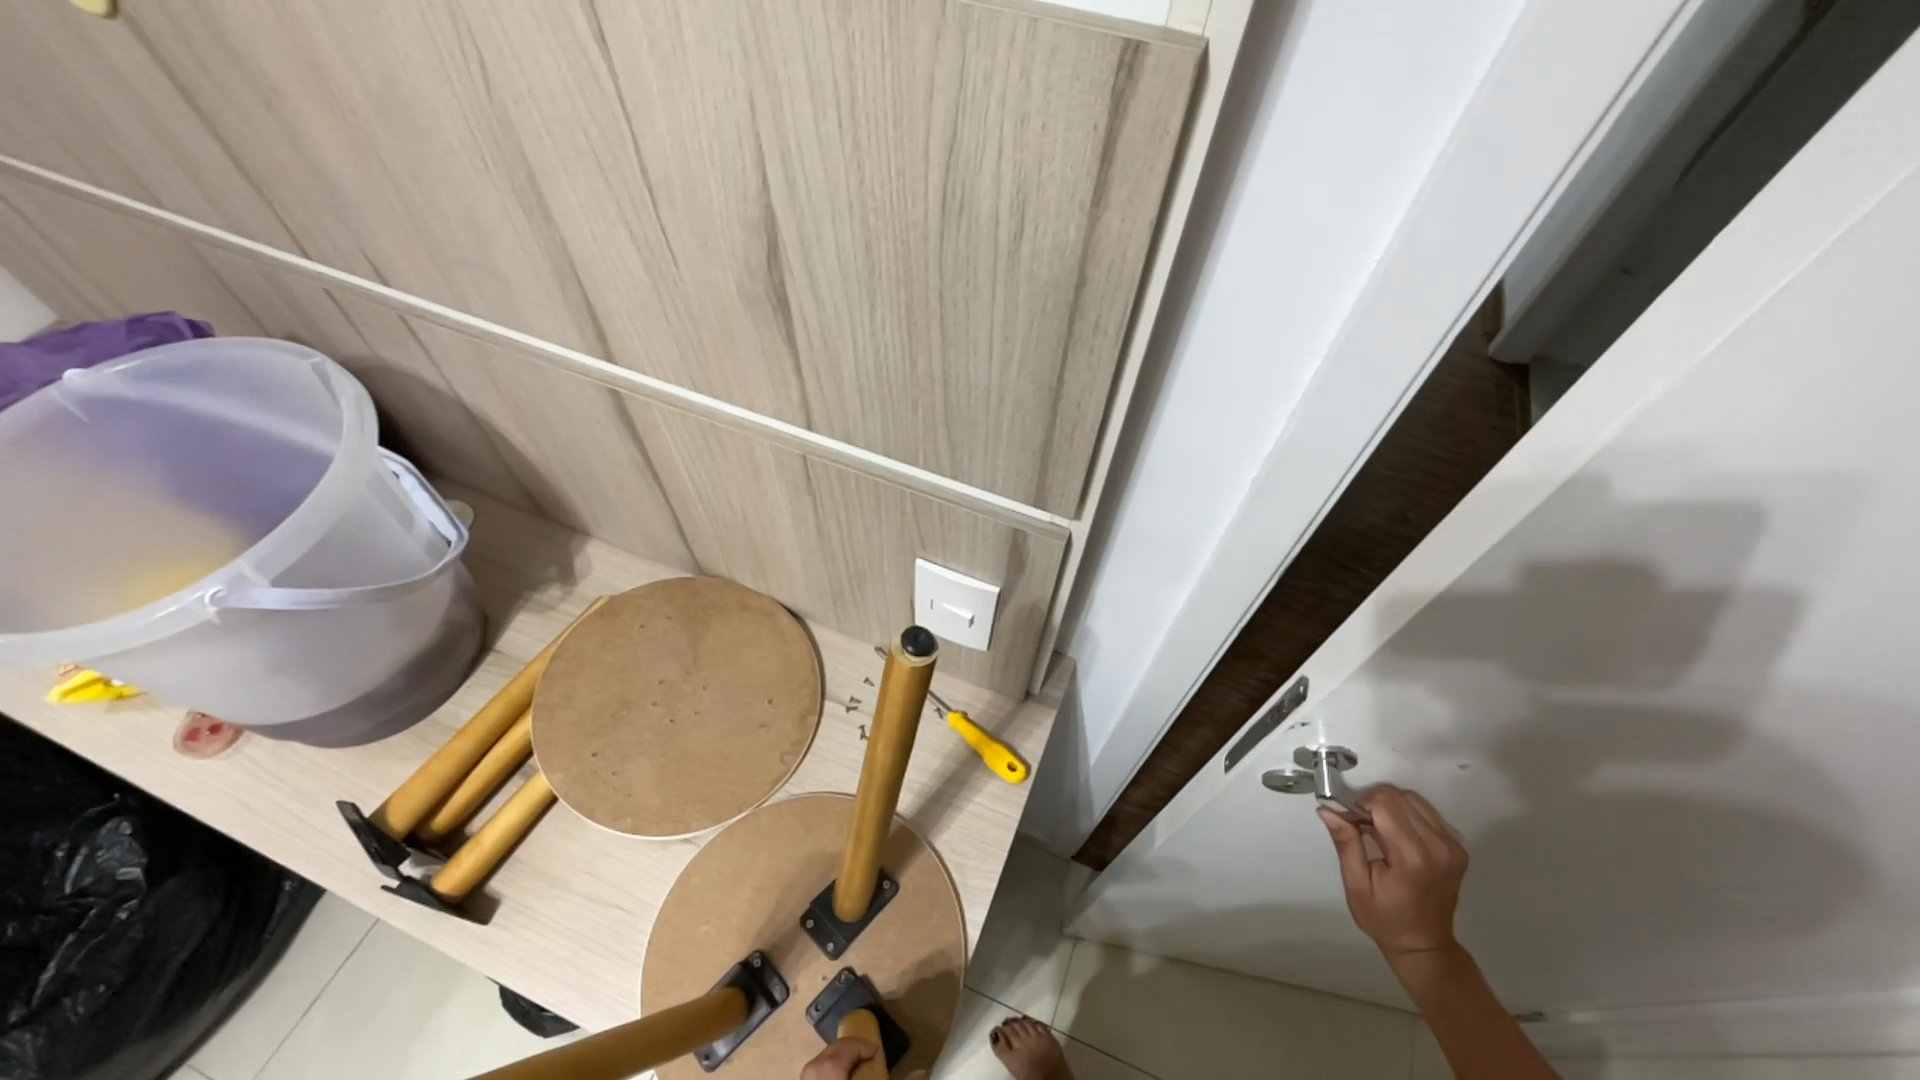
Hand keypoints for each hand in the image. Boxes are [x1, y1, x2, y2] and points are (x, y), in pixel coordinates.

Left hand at [800, 1037, 879, 1079]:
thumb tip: (873, 1055)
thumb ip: (864, 1072)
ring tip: (855, 1062)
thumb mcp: (856, 1078)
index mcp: (831, 1065)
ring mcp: (806, 1071)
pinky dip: (831, 1064)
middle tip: (868, 1053)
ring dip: (842, 1055)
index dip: (865, 1045)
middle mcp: (816, 1063)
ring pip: (827, 1054)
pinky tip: (840, 1072)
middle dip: (854, 1046)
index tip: (876, 1049)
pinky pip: (819, 1065)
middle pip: (837, 1046)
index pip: (851, 1044)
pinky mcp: (803, 1077)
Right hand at [1319, 785, 1467, 959]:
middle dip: (1374, 803)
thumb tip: (1327, 809)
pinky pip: (1427, 812)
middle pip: (1399, 796)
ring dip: (1390, 807)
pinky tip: (1396, 835)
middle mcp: (1438, 846)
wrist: (1424, 943)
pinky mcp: (1458, 847)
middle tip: (1361, 827)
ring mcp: (1452, 846)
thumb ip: (1345, 843)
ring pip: (1414, 799)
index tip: (1350, 821)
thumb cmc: (1385, 919)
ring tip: (1378, 831)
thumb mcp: (1356, 885)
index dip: (1361, 804)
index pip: (1385, 802)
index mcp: (1413, 858)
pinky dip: (1407, 814)